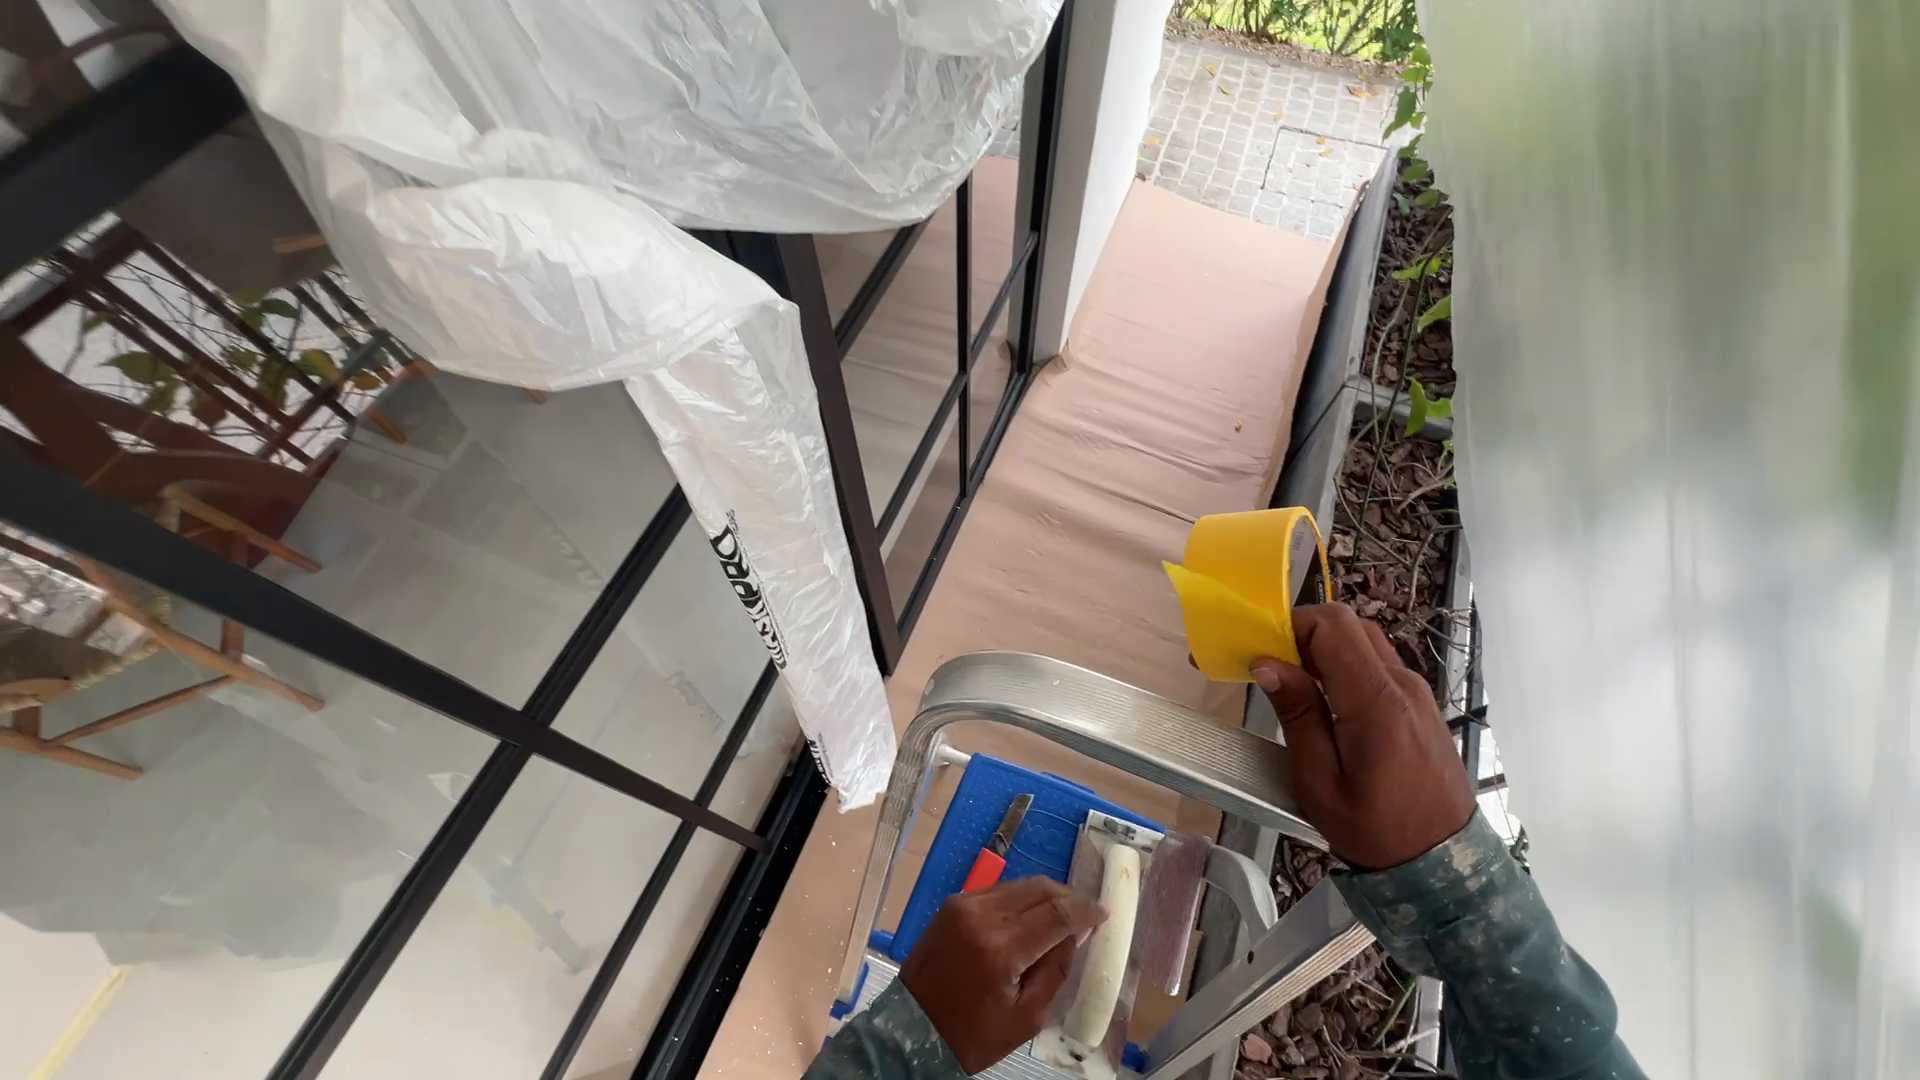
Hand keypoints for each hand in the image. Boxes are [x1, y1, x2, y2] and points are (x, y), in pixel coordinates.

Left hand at [898, 876, 1106, 1073]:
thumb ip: (1056, 970)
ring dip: (1044, 896)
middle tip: (1085, 914)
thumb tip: (1073, 934)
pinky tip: (1030, 916)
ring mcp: (963, 904)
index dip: (1085, 910)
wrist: (912, 1030)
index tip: (1104, 914)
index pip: (1056, 914)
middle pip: (1038, 888)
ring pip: (1018, 884)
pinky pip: (998, 890)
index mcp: (1001, 948)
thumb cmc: (973, 1035)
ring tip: (1061, 916)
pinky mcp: (953, 902)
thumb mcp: (1027, 1017)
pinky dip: (1020, 898)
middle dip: (1068, 897)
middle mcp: (981, 915)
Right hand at [1250, 603, 1474, 869]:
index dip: (1289, 626)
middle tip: (1270, 666)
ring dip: (1322, 648)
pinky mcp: (1419, 703)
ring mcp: (1416, 692)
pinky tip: (1324, 699)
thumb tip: (1266, 663)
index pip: (1331, 626)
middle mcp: (1402, 684)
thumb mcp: (1320, 781)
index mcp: (1376, 701)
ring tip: (1293, 684)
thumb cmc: (1375, 830)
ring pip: (1362, 640)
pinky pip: (1376, 663)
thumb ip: (1297, 715)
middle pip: (1348, 624)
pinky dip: (1343, 664)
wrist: (1445, 866)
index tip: (1257, 651)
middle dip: (1302, 633)